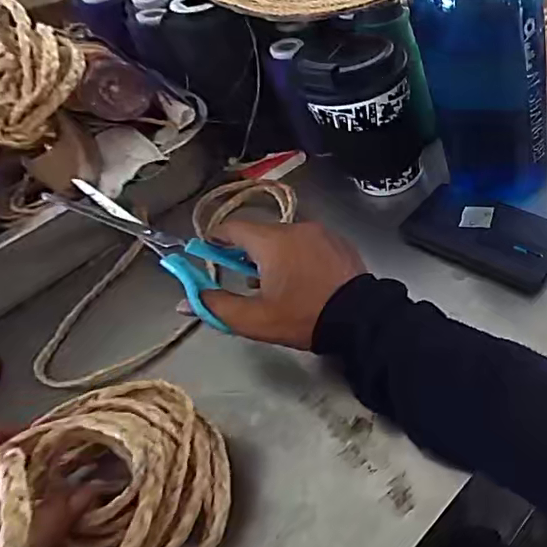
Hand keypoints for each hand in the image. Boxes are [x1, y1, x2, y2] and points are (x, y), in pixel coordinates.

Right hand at [200, 220, 367, 349]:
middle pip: (261, 233)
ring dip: (274, 255)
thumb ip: (215, 305)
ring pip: (287, 238)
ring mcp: (324, 234)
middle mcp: (299, 228)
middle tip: (241, 277)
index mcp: (273, 240)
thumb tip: (186, 300)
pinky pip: (310, 243)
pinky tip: (301, 279)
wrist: (360, 317)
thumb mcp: (253, 318)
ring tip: (273, 283)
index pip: (233, 228)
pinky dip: (299, 255)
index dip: (216, 239)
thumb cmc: (304, 316)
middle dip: (247, 252)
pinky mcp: (341, 243)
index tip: (207, 254)